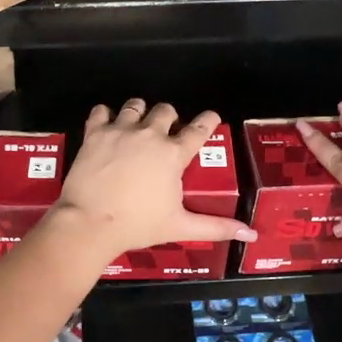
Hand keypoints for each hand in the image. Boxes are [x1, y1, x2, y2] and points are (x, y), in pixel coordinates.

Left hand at [51, 99, 257, 259]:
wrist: (90, 222)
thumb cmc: (138, 225)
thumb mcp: (180, 226)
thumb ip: (216, 227)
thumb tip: (250, 235)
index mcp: (173, 154)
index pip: (199, 129)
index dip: (208, 120)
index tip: (211, 117)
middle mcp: (150, 134)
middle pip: (165, 110)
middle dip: (169, 118)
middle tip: (166, 132)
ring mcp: (121, 130)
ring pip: (135, 105)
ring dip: (140, 112)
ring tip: (137, 125)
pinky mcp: (95, 133)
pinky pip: (101, 111)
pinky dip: (106, 115)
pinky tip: (107, 125)